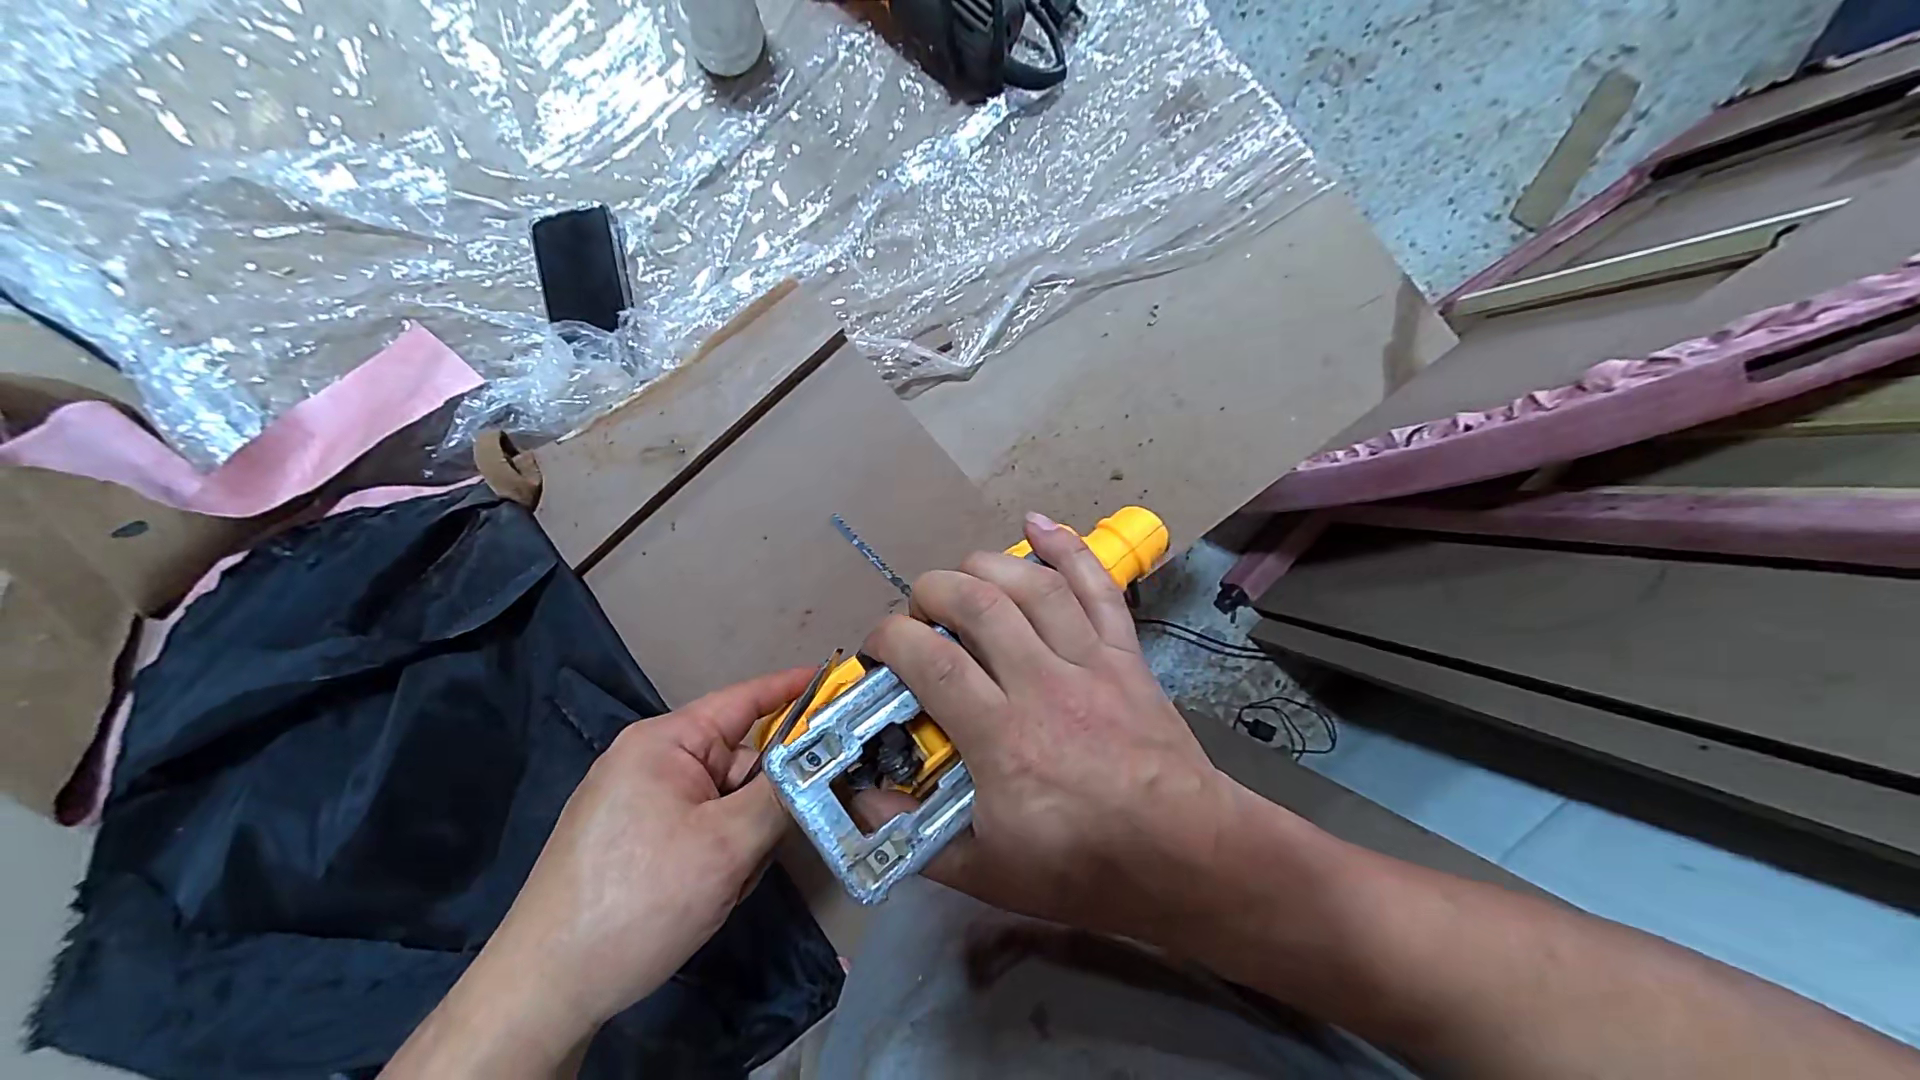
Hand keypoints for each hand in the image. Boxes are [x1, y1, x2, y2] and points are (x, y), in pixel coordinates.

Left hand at [382, 667, 812, 1077]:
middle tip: (782, 835)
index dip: (794, 689)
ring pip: (726, 801)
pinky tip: (710, 891)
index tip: (840, 681)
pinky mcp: (637, 838)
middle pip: (740, 760)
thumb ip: (783, 794)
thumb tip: (824, 758)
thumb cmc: (640, 900)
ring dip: (743, 836)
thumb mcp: (727, 845)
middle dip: (767, 798)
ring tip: (729, 881)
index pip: (744, 699)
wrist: (545, 992)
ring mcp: (642, 802)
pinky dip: (722, 853)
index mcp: (665, 742)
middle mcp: (652, 761)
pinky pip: (703, 827)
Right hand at [859, 513, 1240, 946]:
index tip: (878, 646)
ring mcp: (1090, 661)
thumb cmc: (1083, 866)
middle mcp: (1043, 683)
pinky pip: (1098, 588)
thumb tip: (860, 798)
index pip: (932, 661)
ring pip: (1032, 587)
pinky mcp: (1125, 654)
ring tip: (961, 576)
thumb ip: (915, 836)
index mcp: (1002, 737)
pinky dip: (1069, 549)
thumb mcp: (986, 872)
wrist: (1185, 855)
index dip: (892, 638)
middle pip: (978, 605)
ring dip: (986, 566)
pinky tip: (1038, 522)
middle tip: (918, 612)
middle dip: (932, 591)